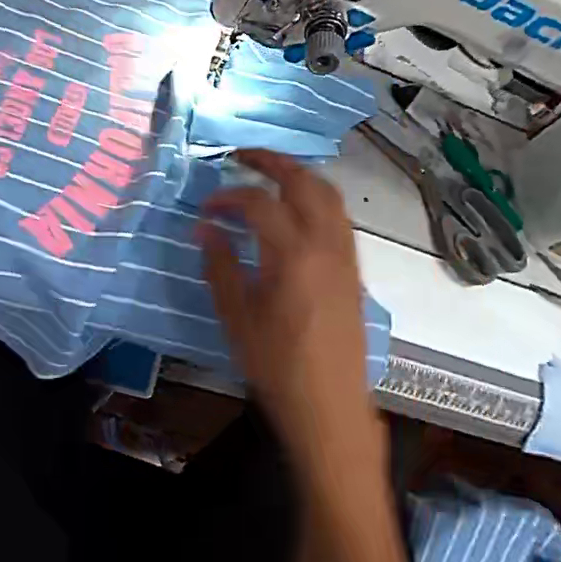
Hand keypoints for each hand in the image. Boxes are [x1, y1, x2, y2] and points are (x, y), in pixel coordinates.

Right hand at [199, 150, 382, 481]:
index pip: (259, 203)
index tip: (207, 207)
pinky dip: (319, 199)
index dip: (229, 197)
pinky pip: (340, 217)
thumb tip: (205, 228)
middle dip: (273, 162)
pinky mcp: (355, 269)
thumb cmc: (277, 366)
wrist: (331, 405)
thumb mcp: (237, 318)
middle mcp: (326, 244)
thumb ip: (220, 266)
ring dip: (301, 176)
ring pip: (330, 195)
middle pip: (304, 182)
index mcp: (292, 255)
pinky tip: (299, 212)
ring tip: (273, 175)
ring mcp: (346, 255)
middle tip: (244, 156)